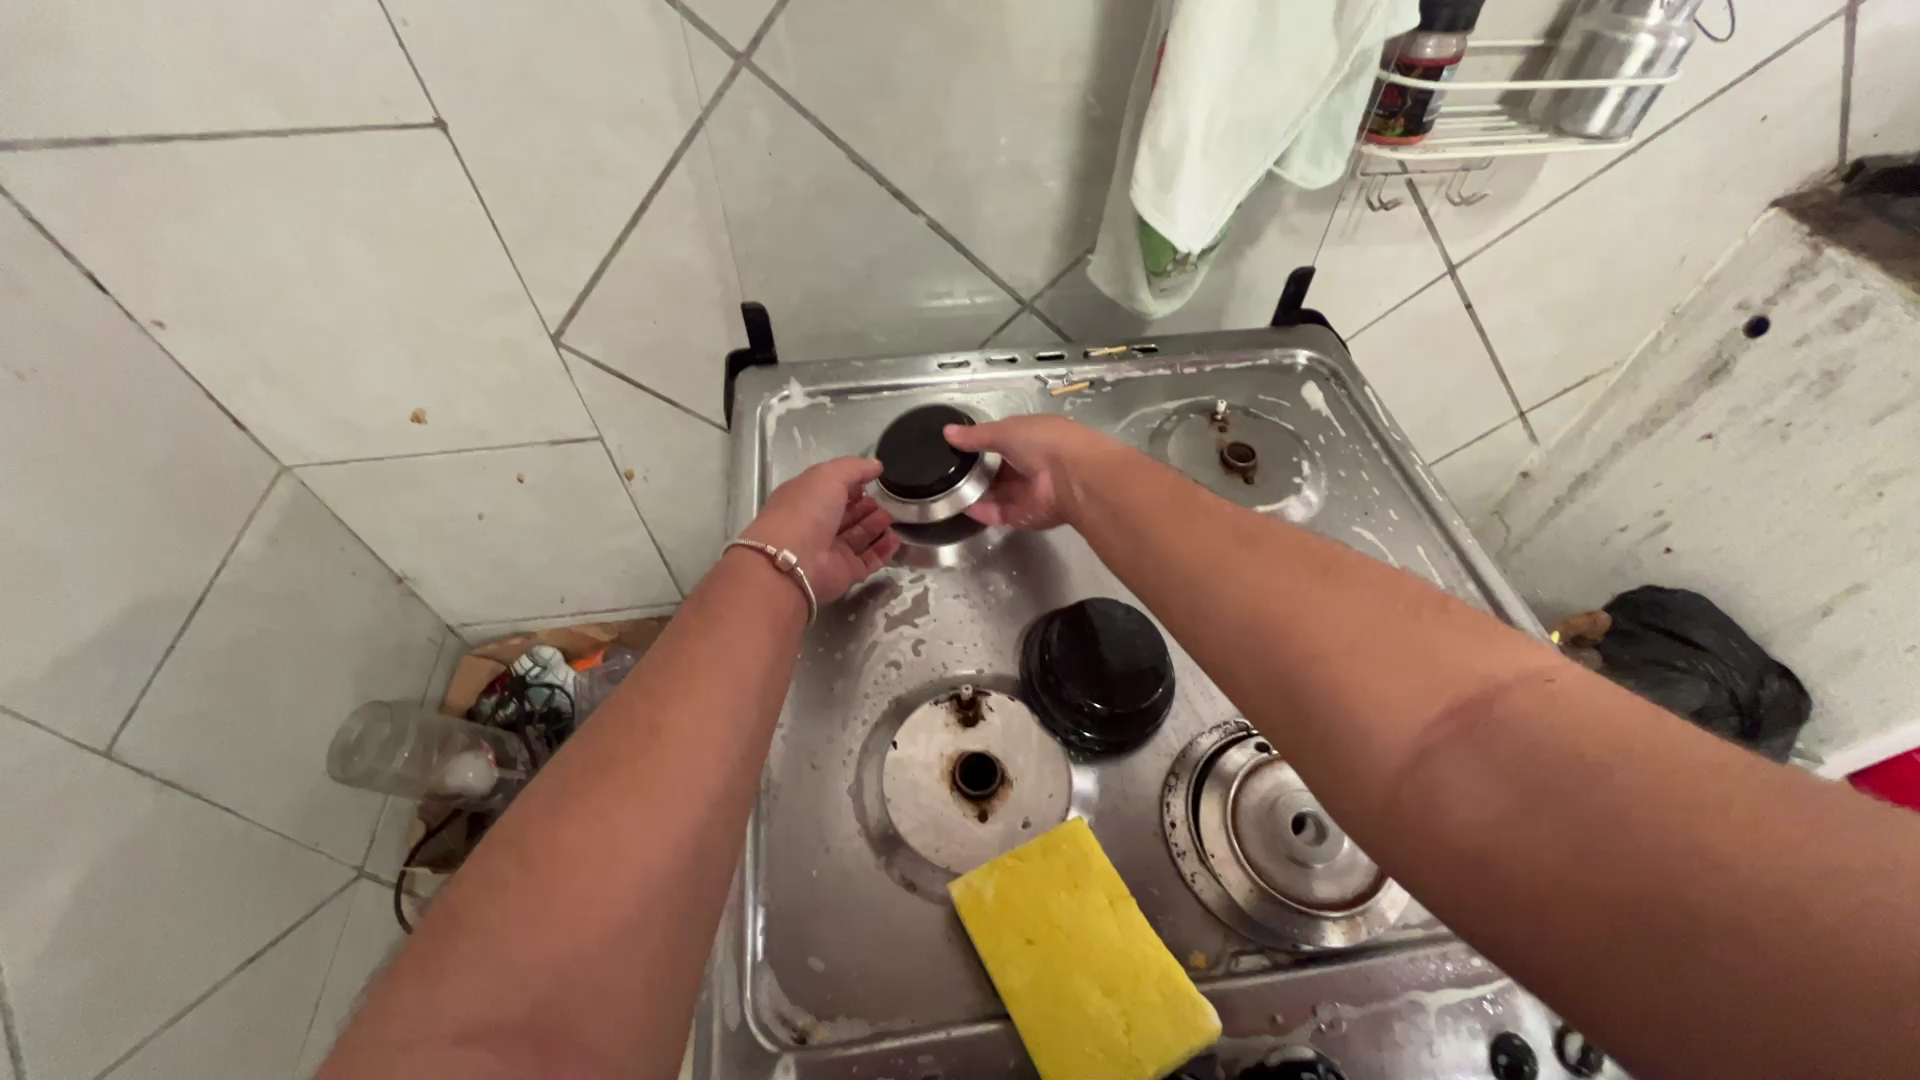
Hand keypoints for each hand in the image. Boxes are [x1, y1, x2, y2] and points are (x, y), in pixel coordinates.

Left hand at [740, 457, 901, 602]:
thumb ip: (855, 468)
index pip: (832, 491)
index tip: (872, 481)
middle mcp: (818, 526)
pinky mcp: (846, 572)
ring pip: (859, 537)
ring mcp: (832, 551)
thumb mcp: (828, 476)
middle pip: (847, 515)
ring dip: (876, 526)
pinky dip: (883, 550)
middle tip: (886, 501)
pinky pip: (869, 560)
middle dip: (866, 506)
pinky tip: (896, 538)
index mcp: (807, 500)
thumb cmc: (806, 510)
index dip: (852, 485)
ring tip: (892, 517)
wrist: (793, 561)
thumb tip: (877, 465)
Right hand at [943, 415, 1109, 529]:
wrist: (1073, 477)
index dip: (982, 444)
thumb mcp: (1006, 430)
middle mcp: (1031, 465)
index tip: (958, 447)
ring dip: (976, 493)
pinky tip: (960, 507)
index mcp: (1032, 439)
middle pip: (999, 471)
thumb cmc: (1043, 442)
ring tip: (947, 490)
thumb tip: (947, 432)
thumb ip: (976, 436)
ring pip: (997, 494)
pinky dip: (981, 511)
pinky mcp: (1024, 515)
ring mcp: (1028, 493)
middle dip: (977, 472)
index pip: (1003, 441)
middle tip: (948, 471)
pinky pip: (998, 513)